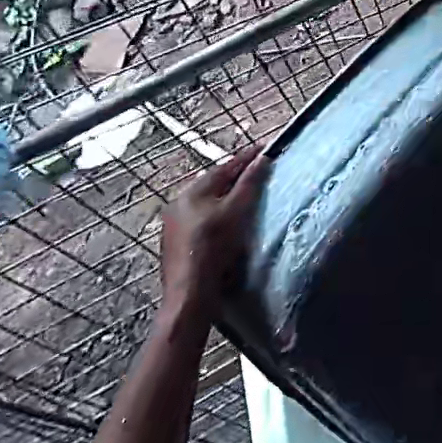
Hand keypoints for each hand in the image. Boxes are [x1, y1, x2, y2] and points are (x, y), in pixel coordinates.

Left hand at [159, 144, 268, 318]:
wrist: (189, 293)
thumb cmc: (214, 248)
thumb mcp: (237, 212)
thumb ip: (249, 184)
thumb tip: (262, 158)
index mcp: (193, 190)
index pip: (226, 167)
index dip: (248, 158)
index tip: (266, 149)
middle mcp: (179, 202)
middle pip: (215, 183)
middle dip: (236, 176)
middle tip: (259, 172)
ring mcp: (175, 223)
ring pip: (207, 202)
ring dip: (226, 197)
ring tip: (247, 197)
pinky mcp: (176, 242)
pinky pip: (201, 219)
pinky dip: (217, 215)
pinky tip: (228, 224)